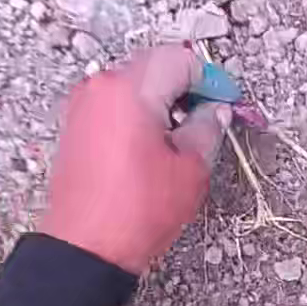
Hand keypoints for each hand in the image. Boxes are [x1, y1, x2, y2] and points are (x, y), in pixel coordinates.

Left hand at [39, 46, 230, 273]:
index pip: (179, 60)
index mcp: (130, 91)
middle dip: (189, 88)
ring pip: (137, 85)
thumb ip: (207, 129)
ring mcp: (85, 106)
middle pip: (155, 67)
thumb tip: (216, 112)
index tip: (227, 102)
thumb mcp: (190, 167)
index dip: (211, 80)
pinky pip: (119, 104)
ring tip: (188, 136)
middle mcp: (101, 89)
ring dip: (167, 101)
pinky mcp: (79, 126)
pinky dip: (145, 113)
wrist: (89, 245)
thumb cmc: (136, 210)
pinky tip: (161, 144)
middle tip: (214, 117)